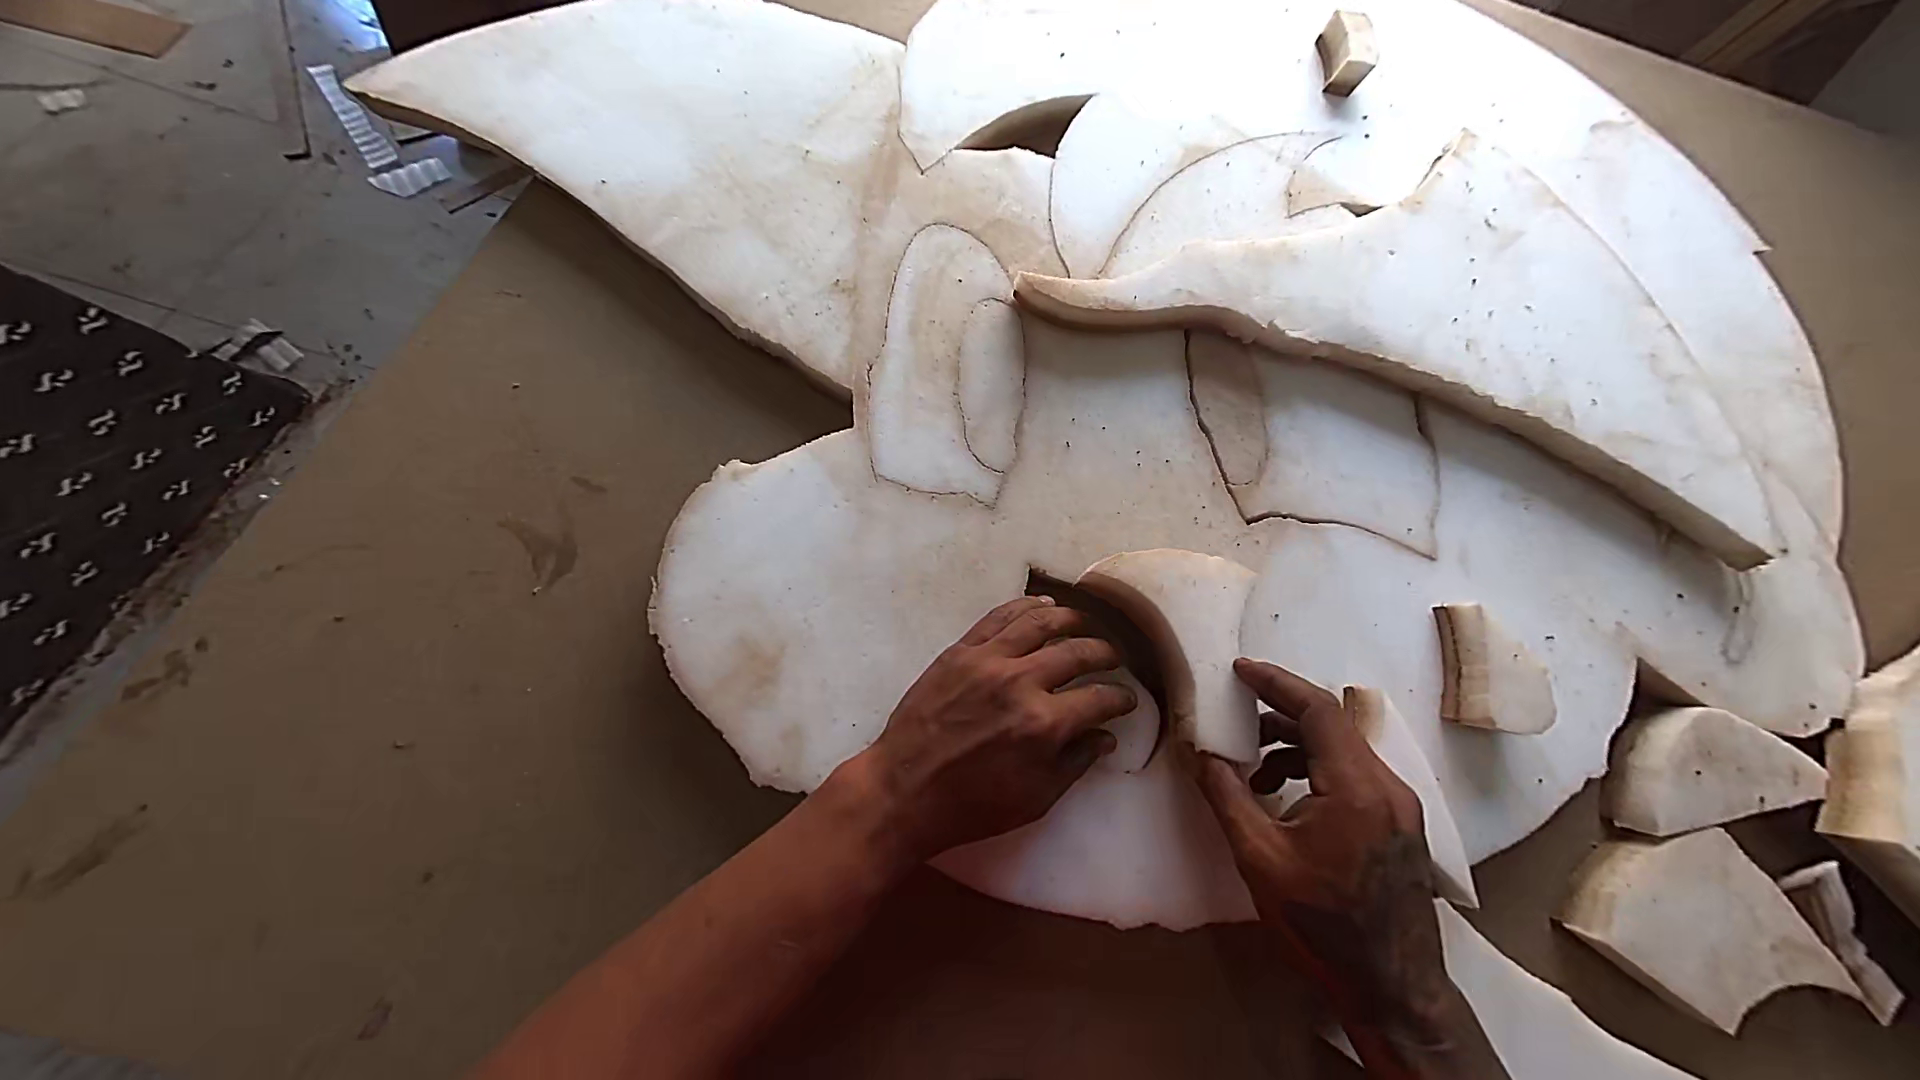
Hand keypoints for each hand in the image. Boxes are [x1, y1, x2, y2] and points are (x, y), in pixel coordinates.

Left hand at [841, 596, 1137, 862]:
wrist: (904, 790)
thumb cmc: (973, 805)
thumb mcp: (1036, 798)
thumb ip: (1076, 762)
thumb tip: (1106, 736)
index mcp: (1044, 724)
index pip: (1099, 699)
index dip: (1121, 698)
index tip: (1127, 698)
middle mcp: (1020, 682)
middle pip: (1077, 652)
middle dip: (1105, 653)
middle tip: (1114, 657)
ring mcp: (987, 661)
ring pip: (1039, 622)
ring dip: (1070, 618)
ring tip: (1085, 623)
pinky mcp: (960, 651)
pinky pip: (998, 617)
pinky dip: (1025, 607)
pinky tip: (1042, 606)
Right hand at [1196, 659, 1504, 1078]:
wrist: (1393, 989)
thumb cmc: (1322, 924)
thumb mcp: (1259, 857)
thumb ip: (1226, 796)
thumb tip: (1199, 753)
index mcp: (1357, 788)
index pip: (1317, 710)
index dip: (1275, 682)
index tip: (1239, 669)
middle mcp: (1386, 786)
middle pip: (1329, 724)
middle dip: (1276, 710)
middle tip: (1233, 710)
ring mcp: (1398, 805)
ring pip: (1338, 748)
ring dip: (1290, 742)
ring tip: (1250, 763)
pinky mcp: (1396, 822)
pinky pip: (1349, 772)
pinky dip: (1310, 767)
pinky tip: (1279, 793)